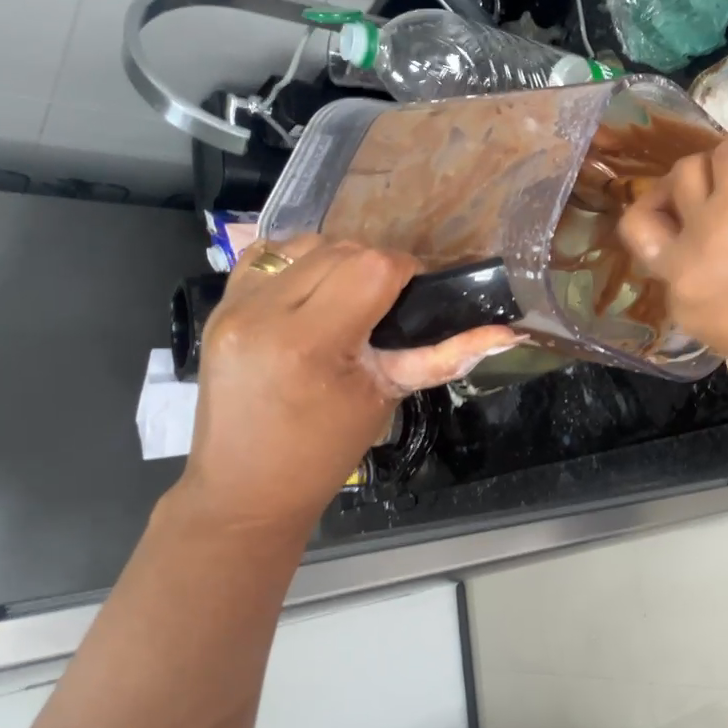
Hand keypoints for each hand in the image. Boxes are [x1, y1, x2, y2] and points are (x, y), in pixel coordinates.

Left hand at [178, 235, 520, 534]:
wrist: (248, 483)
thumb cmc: (327, 448)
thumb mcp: (393, 395)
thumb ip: (449, 356)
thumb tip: (510, 334)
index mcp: (309, 341)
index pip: (373, 267)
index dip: (408, 272)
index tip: (419, 298)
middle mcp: (263, 313)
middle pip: (342, 250)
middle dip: (377, 268)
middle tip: (392, 307)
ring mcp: (233, 306)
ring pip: (306, 245)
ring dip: (341, 262)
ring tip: (353, 301)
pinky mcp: (218, 306)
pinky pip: (268, 257)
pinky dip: (300, 264)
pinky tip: (316, 294)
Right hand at [616, 140, 727, 384]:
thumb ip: (722, 300)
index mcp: (686, 310)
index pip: (659, 260)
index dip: (692, 241)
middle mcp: (682, 269)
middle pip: (645, 214)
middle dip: (672, 199)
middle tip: (714, 197)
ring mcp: (708, 228)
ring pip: (687, 171)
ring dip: (722, 174)